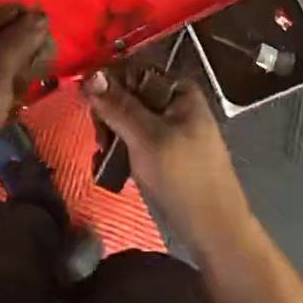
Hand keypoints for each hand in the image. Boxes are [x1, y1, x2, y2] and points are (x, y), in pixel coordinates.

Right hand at [84, 69, 251, 243]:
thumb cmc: (184, 178)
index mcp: (179, 90)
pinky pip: (135, 138)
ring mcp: (171, 127)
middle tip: (99, 139)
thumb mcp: (147, 138)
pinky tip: (109, 163)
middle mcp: (175, 102)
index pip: (134, 70)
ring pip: (128, 118)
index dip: (108, 83)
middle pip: (129, 94)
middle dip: (109, 113)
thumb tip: (92, 75)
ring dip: (111, 133)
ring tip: (102, 156)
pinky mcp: (165, 149)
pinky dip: (121, 147)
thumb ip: (119, 106)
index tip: (87, 102)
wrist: (215, 231)